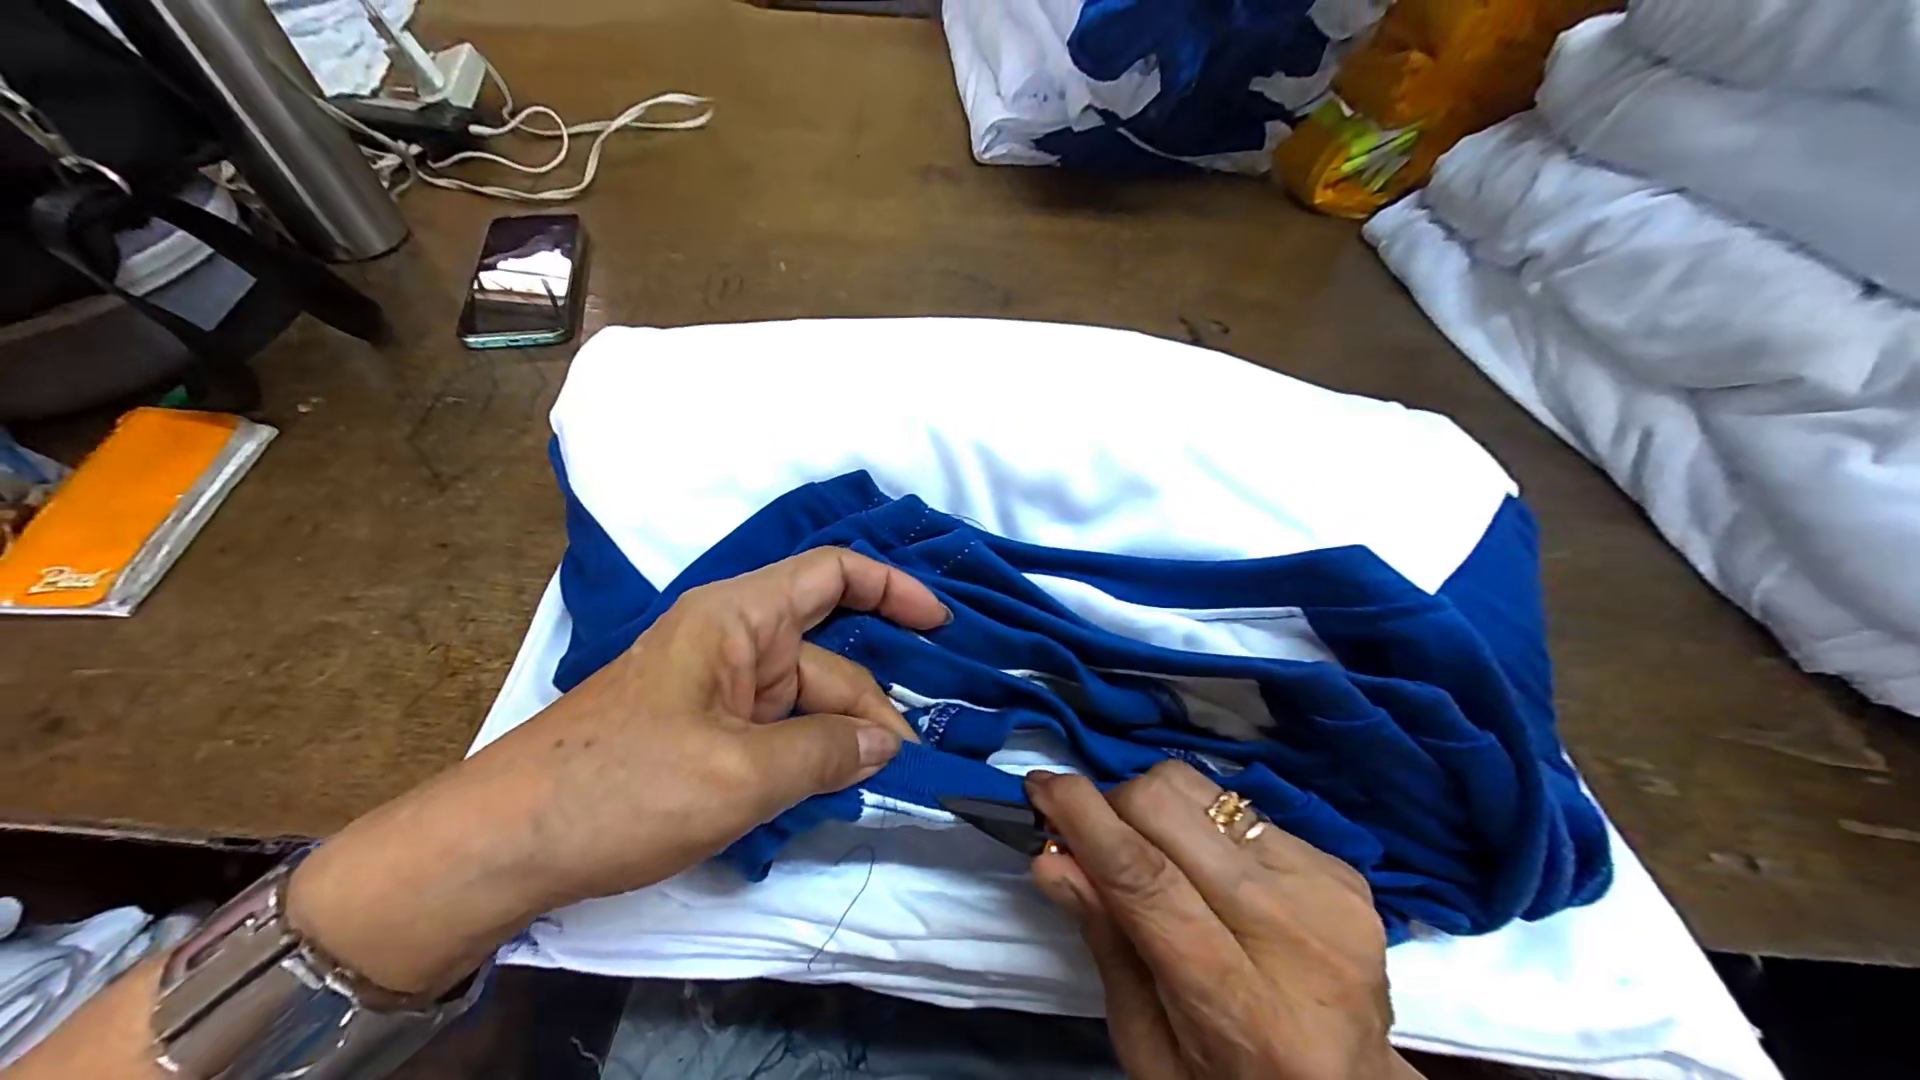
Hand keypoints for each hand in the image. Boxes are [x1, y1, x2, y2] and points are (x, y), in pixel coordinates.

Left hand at [286, 548, 948, 996]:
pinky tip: (829, 789)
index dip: (892, 588)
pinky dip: (809, 756)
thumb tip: (890, 743)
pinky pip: (779, 731)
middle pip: (828, 657)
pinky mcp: (708, 730)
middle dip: (870, 704)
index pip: (831, 575)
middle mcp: (734, 642)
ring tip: (871, 785)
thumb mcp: (739, 774)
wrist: (503, 848)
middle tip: (907, 761)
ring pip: (806, 702)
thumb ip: (827, 752)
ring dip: (840, 739)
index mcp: (737, 618)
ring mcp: (720, 689)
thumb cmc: (622, 788)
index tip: (941, 625)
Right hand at [1025, 763, 1419, 1079]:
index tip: (1040, 786)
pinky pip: (1234, 802)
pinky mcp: (1341, 866)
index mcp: (1248, 1014)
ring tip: (1152, 851)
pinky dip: (1197, 821)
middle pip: (1170, 810)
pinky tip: (1205, 866)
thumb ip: (1104, 941)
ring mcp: (1329, 892)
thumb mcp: (1148, 1044)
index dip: (1086, 822)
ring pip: (1198, 788)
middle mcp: (1300, 938)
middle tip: (1092, 835)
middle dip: (1112, 805)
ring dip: (1152, 806)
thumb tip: (1050, 858)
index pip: (1149, 883)